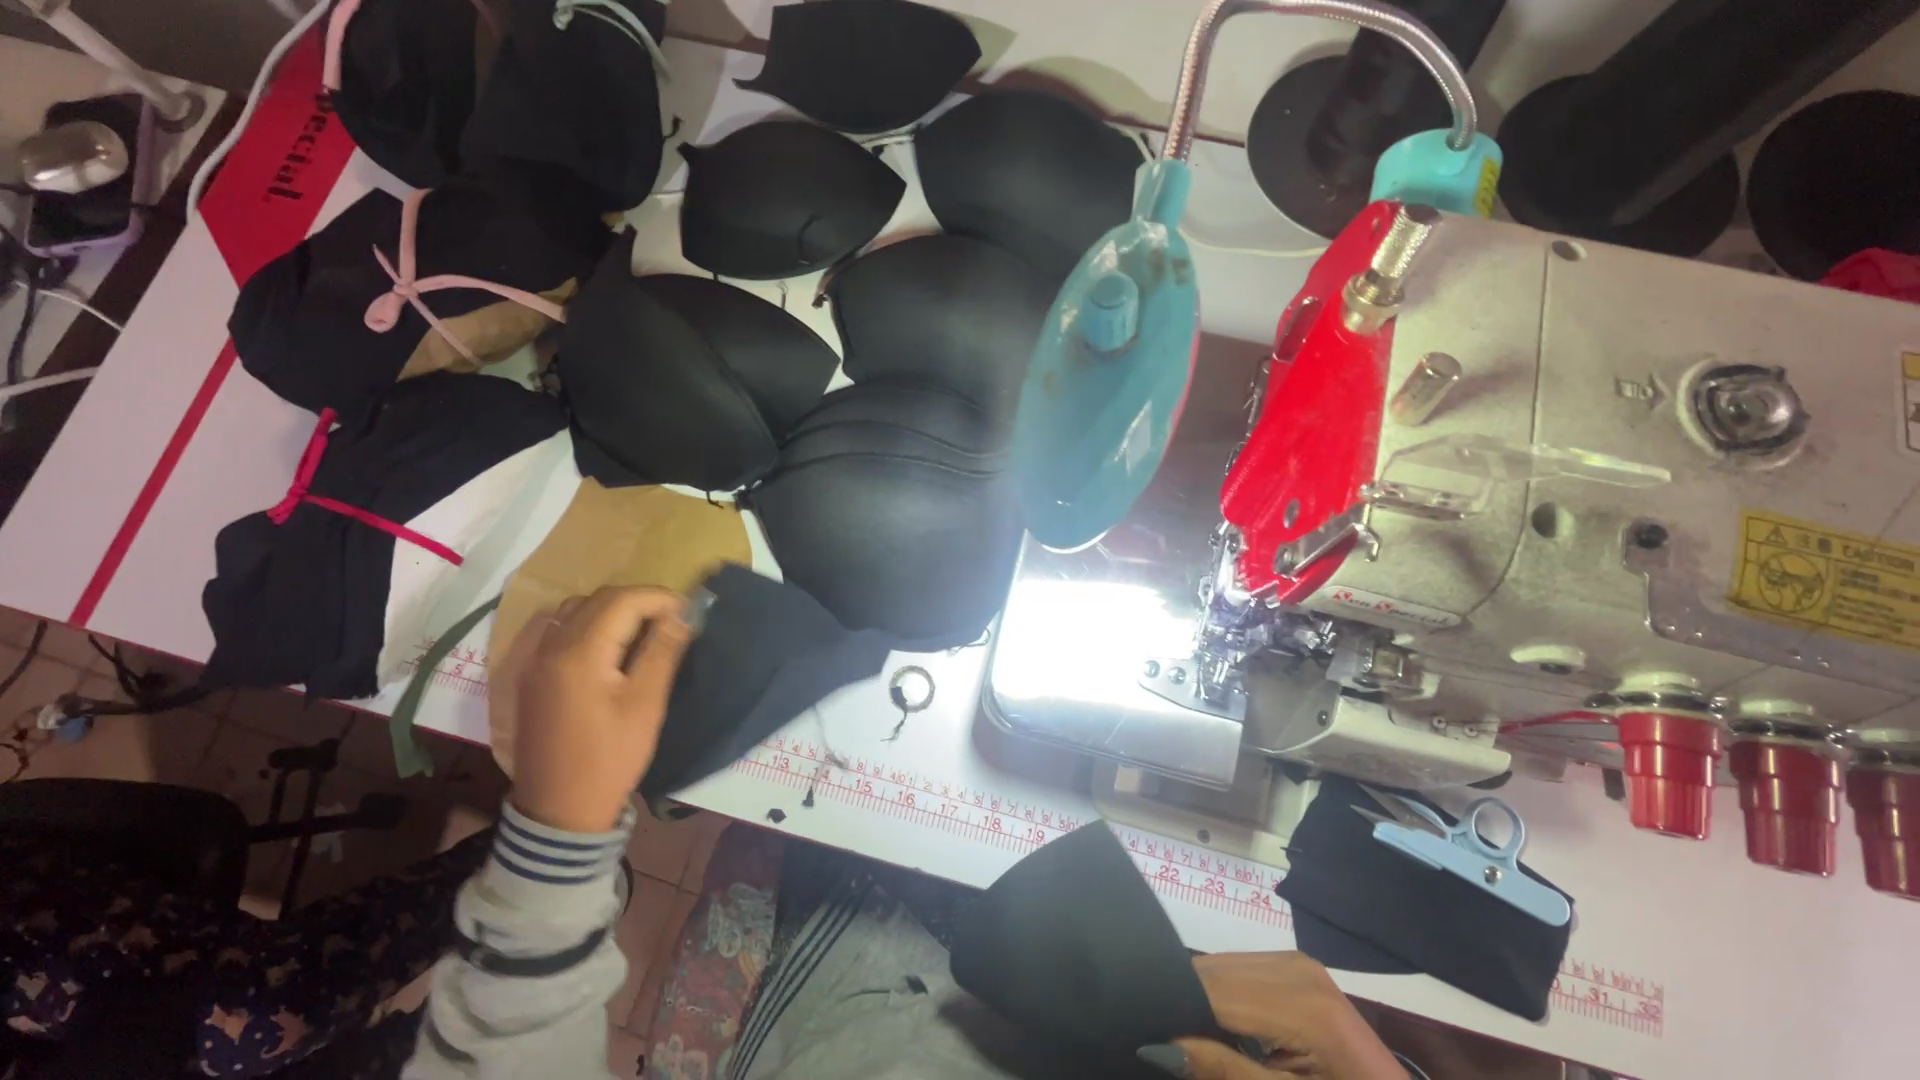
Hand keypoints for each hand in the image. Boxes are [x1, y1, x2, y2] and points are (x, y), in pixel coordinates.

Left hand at [509, 585, 691, 832]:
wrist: (560, 810)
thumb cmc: (610, 759)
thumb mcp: (646, 705)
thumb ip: (663, 651)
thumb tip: (685, 613)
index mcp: (579, 653)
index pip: (622, 600)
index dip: (660, 598)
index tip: (689, 612)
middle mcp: (550, 647)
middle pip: (597, 599)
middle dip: (638, 601)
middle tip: (672, 622)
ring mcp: (535, 661)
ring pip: (575, 610)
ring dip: (613, 610)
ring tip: (644, 633)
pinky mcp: (531, 676)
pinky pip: (560, 630)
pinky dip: (589, 624)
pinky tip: (610, 648)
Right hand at [1138, 953, 1406, 1079]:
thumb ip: (1222, 1070)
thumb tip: (1157, 1046)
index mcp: (1302, 1005)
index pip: (1213, 992)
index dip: (1174, 1011)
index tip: (1147, 1037)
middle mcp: (1296, 967)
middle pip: (1214, 972)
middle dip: (1184, 1002)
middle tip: (1167, 1042)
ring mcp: (1298, 962)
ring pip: (1222, 966)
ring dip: (1200, 996)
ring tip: (1193, 1038)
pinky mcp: (1297, 965)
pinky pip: (1239, 968)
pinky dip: (1221, 992)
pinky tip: (1220, 1025)